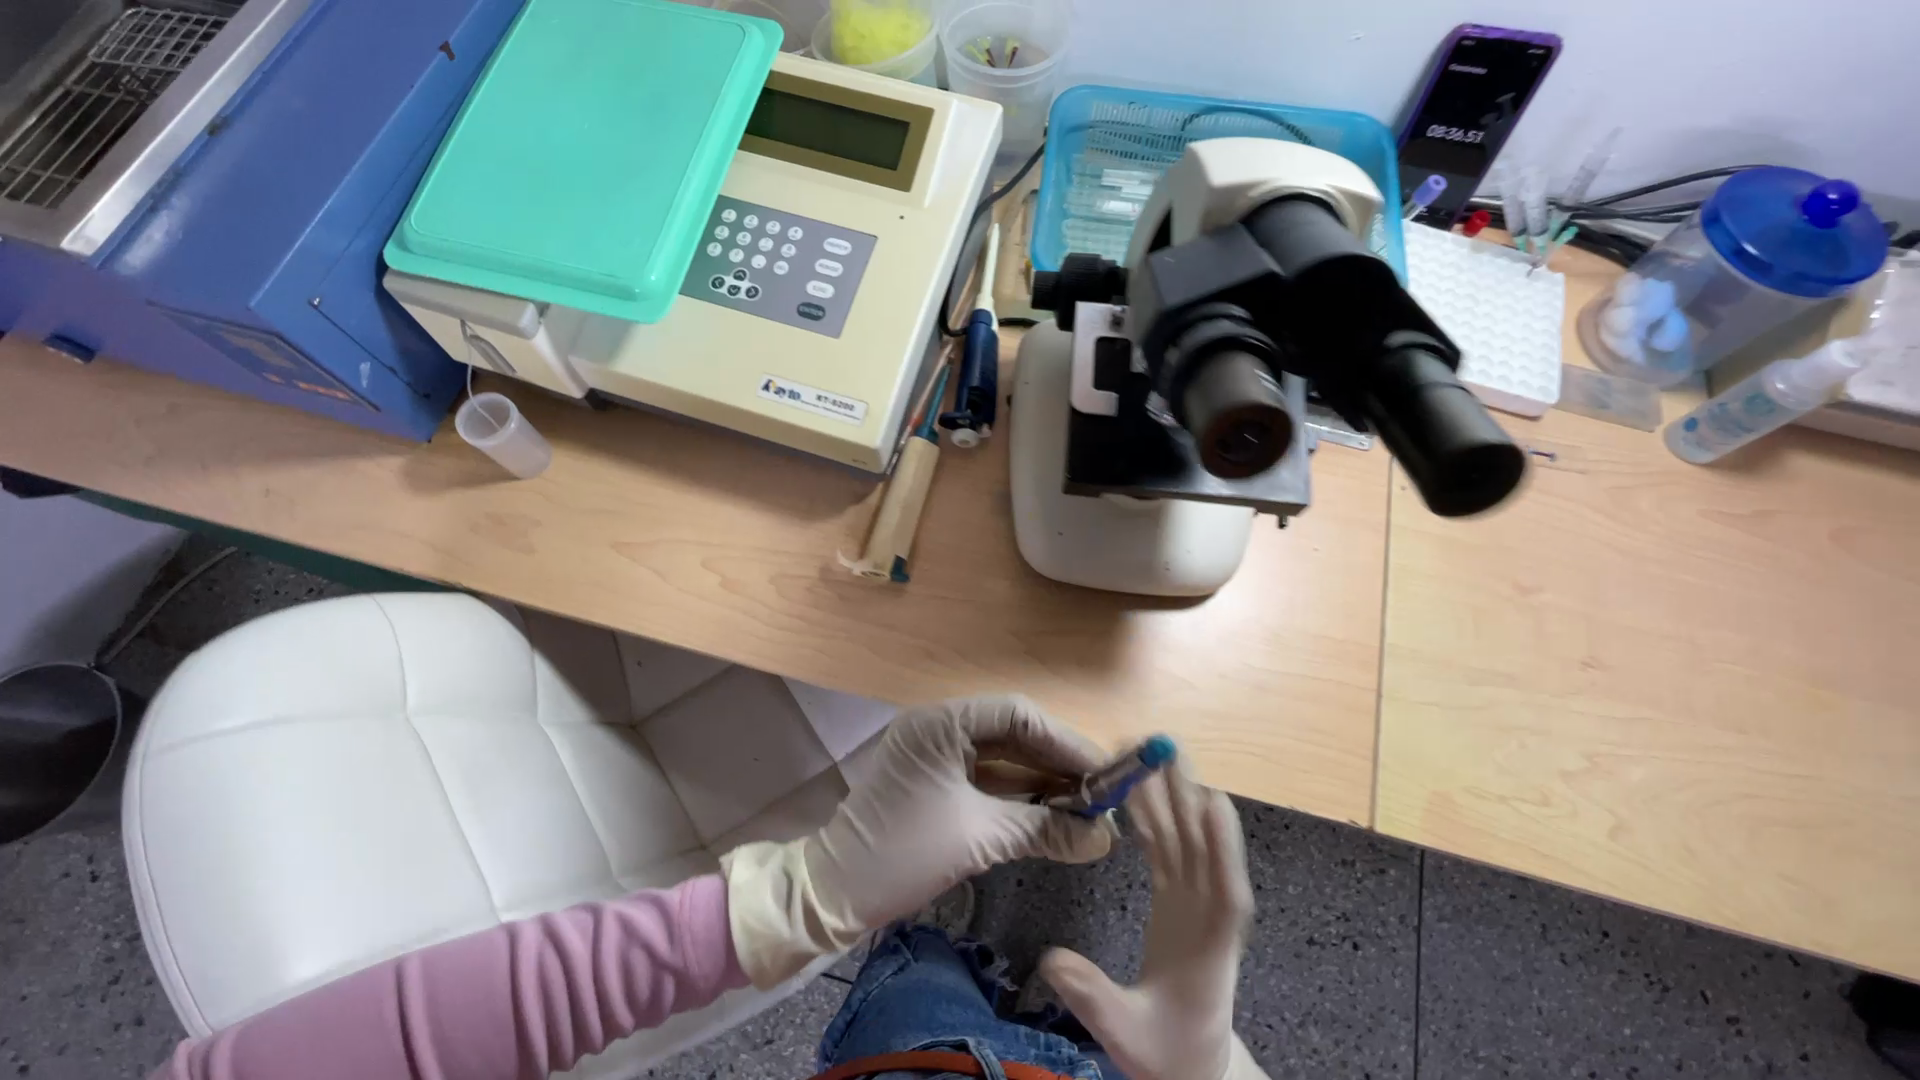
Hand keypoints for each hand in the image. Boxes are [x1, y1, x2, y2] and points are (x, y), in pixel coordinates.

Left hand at [721, 695, 1114, 986]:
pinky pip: (986, 777)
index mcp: (941, 723)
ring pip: (1002, 756)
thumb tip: (1103, 839)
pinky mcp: (935, 780)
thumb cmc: (903, 853)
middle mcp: (939, 727)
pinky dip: (1017, 794)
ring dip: (1040, 780)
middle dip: (1057, 763)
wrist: (835, 893)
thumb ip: (1044, 830)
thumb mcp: (980, 838)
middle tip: (1101, 793)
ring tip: (1085, 806)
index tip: (1102, 773)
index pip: (1018, 714)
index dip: (1064, 742)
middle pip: (1012, 732)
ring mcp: (935, 753)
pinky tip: (1051, 813)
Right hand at [1038, 762, 1267, 1079]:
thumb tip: (1048, 958)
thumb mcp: (1123, 1033)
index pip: (1225, 895)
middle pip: (1204, 849)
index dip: (1222, 849)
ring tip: (1145, 758)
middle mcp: (1208, 914)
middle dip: (1186, 799)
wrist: (1189, 1062)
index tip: (1212, 803)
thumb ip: (1091, 996)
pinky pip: (1167, 850)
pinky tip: (1135, 795)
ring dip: (1168, 799)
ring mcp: (1194, 902)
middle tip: (1163, 751)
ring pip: (1185, 841)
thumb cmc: (1167, 1052)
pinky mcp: (1177, 899)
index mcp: (1210, 949)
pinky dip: (1153, 821)